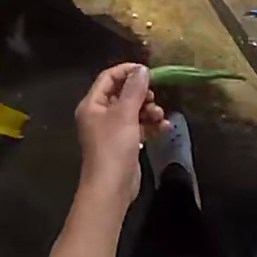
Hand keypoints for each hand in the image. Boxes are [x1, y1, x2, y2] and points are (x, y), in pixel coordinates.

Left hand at [73, 63, 168, 212]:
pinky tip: (164, 128)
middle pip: (121, 94)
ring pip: (132, 111)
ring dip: (148, 110)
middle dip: (141, 94)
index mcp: (92, 104)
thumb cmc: (113, 146)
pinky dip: (150, 125)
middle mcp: (99, 114)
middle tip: (154, 97)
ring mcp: (111, 130)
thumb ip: (134, 89)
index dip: (127, 71)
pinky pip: (138, 127)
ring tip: (160, 116)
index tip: (148, 71)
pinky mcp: (123, 143)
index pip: (108, 78)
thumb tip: (142, 69)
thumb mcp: (125, 114)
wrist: (111, 187)